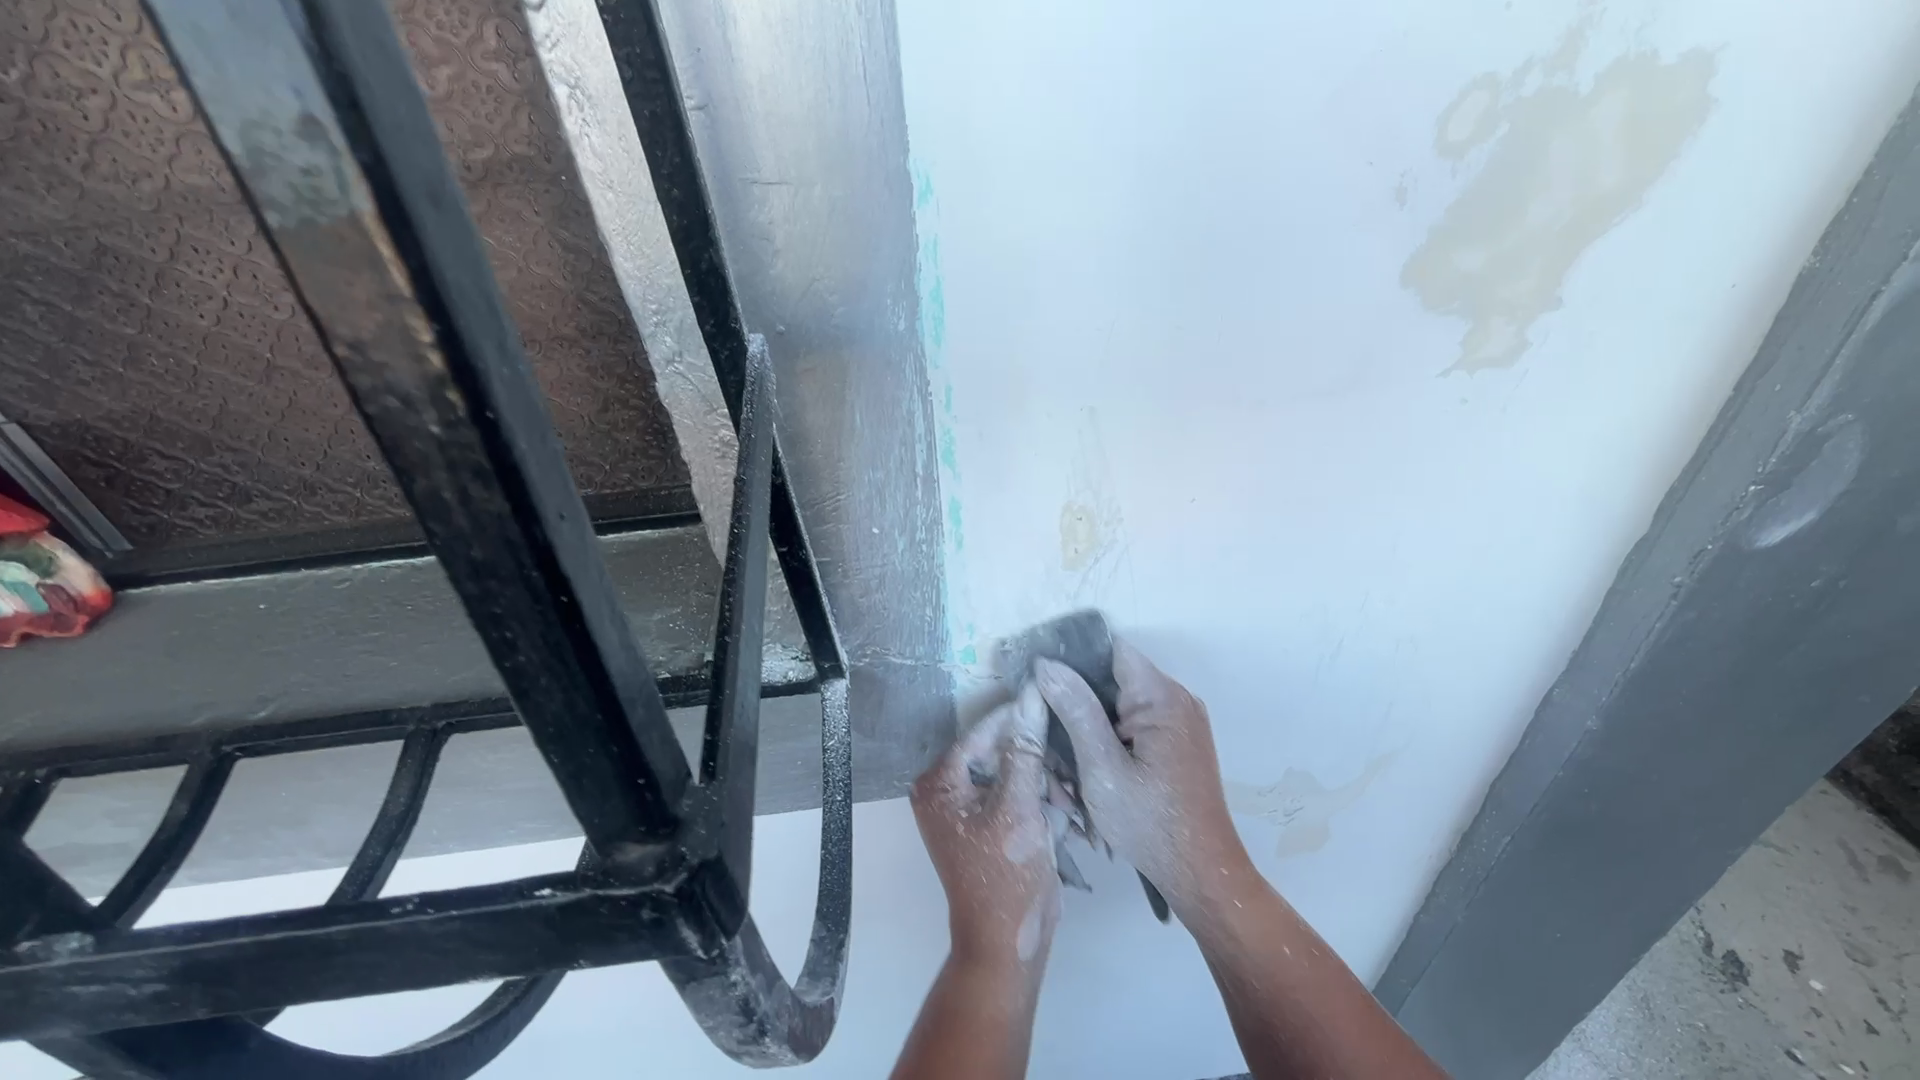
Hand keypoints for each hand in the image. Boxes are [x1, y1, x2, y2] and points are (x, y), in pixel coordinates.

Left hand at [910, 683, 1062, 972]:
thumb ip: (1025, 749)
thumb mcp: (1018, 807)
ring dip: (1044, 781)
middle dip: (1038, 760)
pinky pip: (1016, 795)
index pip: (982, 731)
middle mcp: (946, 789)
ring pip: (1013, 772)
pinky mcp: (990, 824)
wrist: (1009, 940)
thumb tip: (1031, 695)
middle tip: (1068, 769)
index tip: (1058, 699)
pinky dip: (1040, 800)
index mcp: (939, 782)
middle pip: (999, 751)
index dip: (1020, 717)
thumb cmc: (1007, 874)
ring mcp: (967, 808)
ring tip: (1068, 798)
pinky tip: (1063, 810)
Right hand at [1034, 639, 1249, 918]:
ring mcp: (1181, 721)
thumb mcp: (1101, 768)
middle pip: (1114, 678)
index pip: (1112, 650)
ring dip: (1090, 727)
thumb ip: (1075, 710)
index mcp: (1163, 697)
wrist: (1200, 874)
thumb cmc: (1150, 824)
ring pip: (1120, 705)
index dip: (1073, 658)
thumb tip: (1047, 664)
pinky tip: (1089, 770)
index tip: (1037, 678)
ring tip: (1066, 763)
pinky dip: (1108, 741)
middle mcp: (1177, 699)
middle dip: (1077, 701)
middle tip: (1046, 732)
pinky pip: (1134, 725)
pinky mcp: (1178, 742)